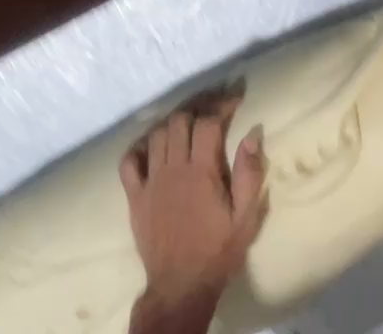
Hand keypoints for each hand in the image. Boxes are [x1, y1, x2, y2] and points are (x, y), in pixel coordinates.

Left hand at [120, 91, 266, 311]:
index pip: (208, 123)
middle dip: (198, 105)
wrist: (180, 286)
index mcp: (201, 172)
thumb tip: (253, 133)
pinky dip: (139, 147)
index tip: (236, 97)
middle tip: (214, 104)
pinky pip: (129, 162)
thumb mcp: (246, 216)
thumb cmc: (218, 250)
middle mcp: (172, 170)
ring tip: (189, 120)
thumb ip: (250, 173)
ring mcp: (150, 182)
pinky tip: (152, 144)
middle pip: (179, 120)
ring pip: (156, 135)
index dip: (222, 104)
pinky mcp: (135, 196)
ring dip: (173, 121)